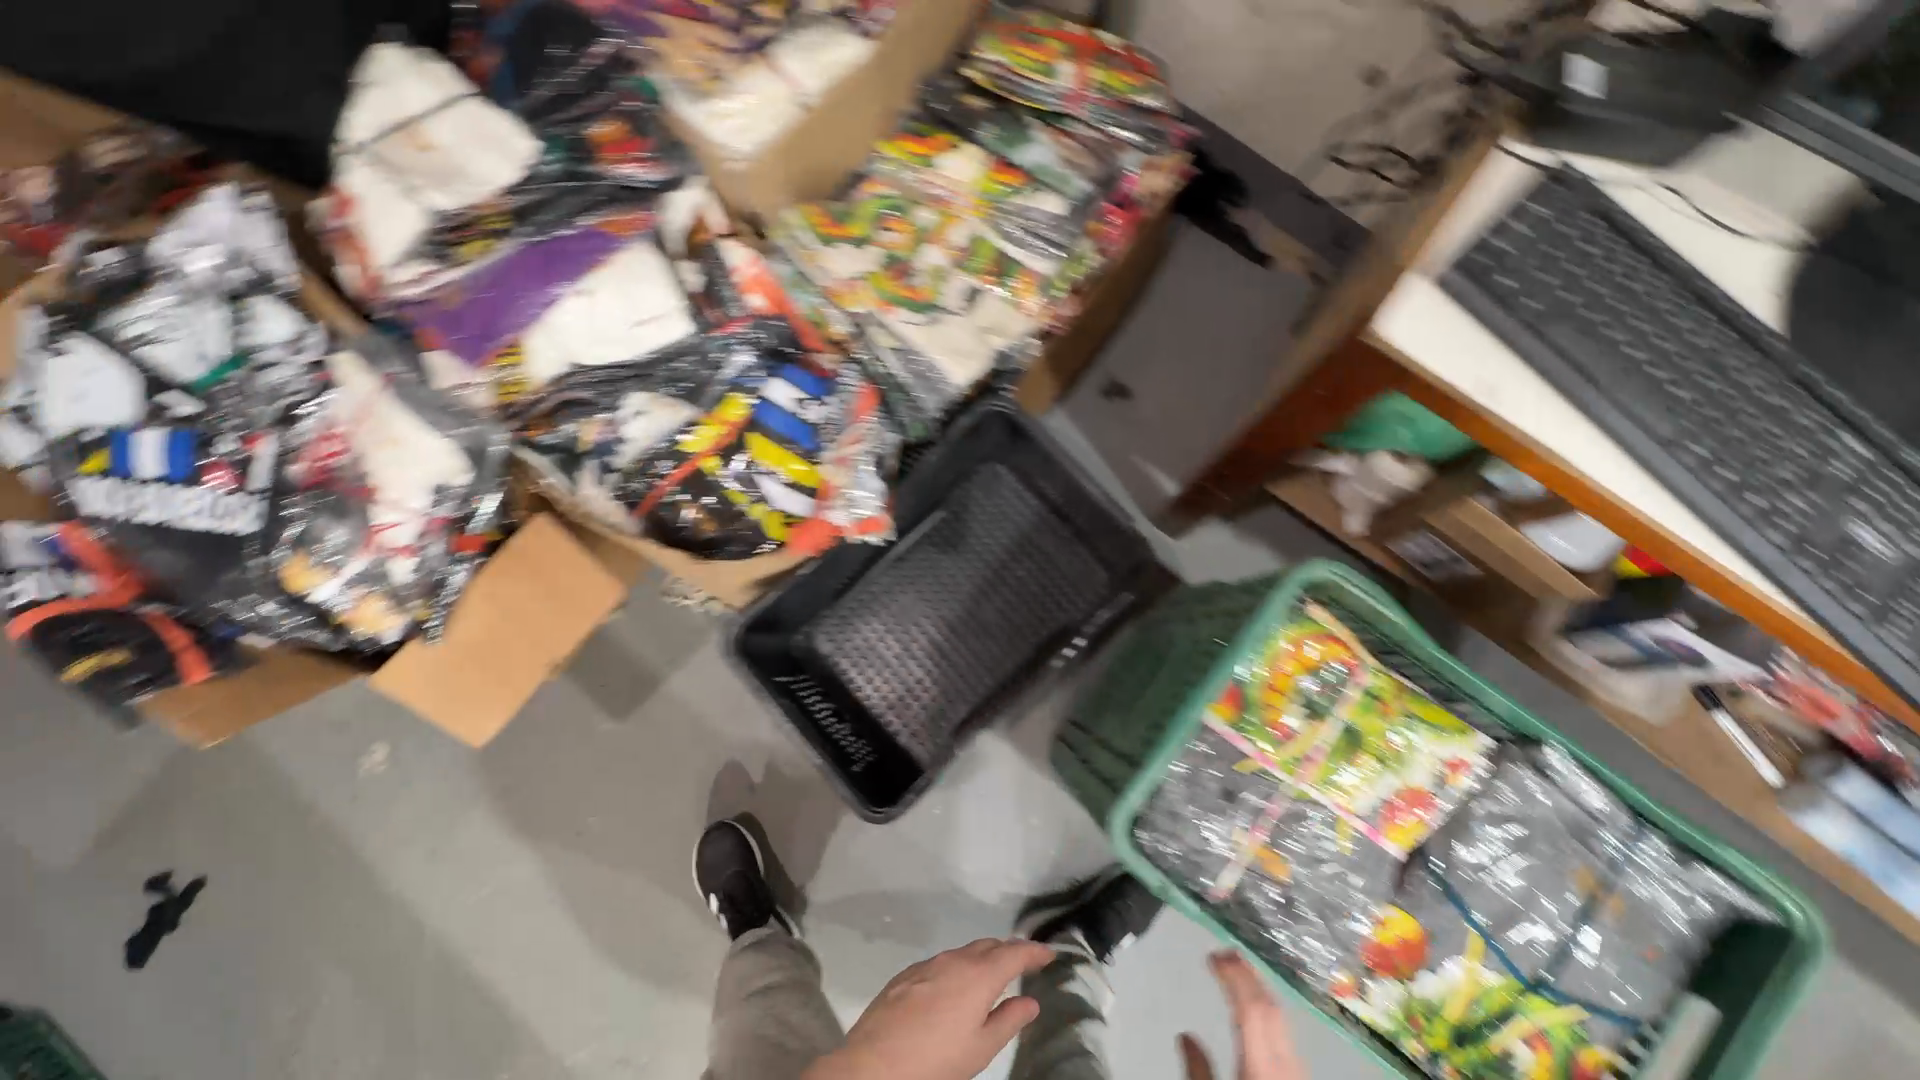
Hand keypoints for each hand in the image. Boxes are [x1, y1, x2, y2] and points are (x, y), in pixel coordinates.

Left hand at [803, 937, 1057, 1079]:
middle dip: (1008, 951)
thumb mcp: (981, 1048)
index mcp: (978, 975)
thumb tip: (1029, 1001)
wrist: (874, 1065)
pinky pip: (940, 963)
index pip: (1014, 953)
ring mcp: (926, 965)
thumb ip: (1008, 1020)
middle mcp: (953, 961)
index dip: (1034, 951)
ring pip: (962, 953)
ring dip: (980, 959)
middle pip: (987, 946)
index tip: (1049, 953)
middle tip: (1023, 963)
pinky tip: (953, 989)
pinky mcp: (904, 976)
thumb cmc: (936, 1060)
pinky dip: (956, 969)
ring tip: (990, 975)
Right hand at [1179, 951, 1307, 1079]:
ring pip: (1281, 1015)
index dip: (1234, 977)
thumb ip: (1198, 1070)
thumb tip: (1185, 1036)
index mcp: (1260, 1065)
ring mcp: (1298, 1065)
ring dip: (1260, 986)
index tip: (1214, 956)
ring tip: (1240, 967)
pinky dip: (1268, 1004)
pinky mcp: (1300, 1070)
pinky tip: (1258, 1001)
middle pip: (1269, 1006)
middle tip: (1225, 952)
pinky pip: (1285, 1027)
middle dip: (1247, 973)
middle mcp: (1285, 1060)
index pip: (1251, 1008)